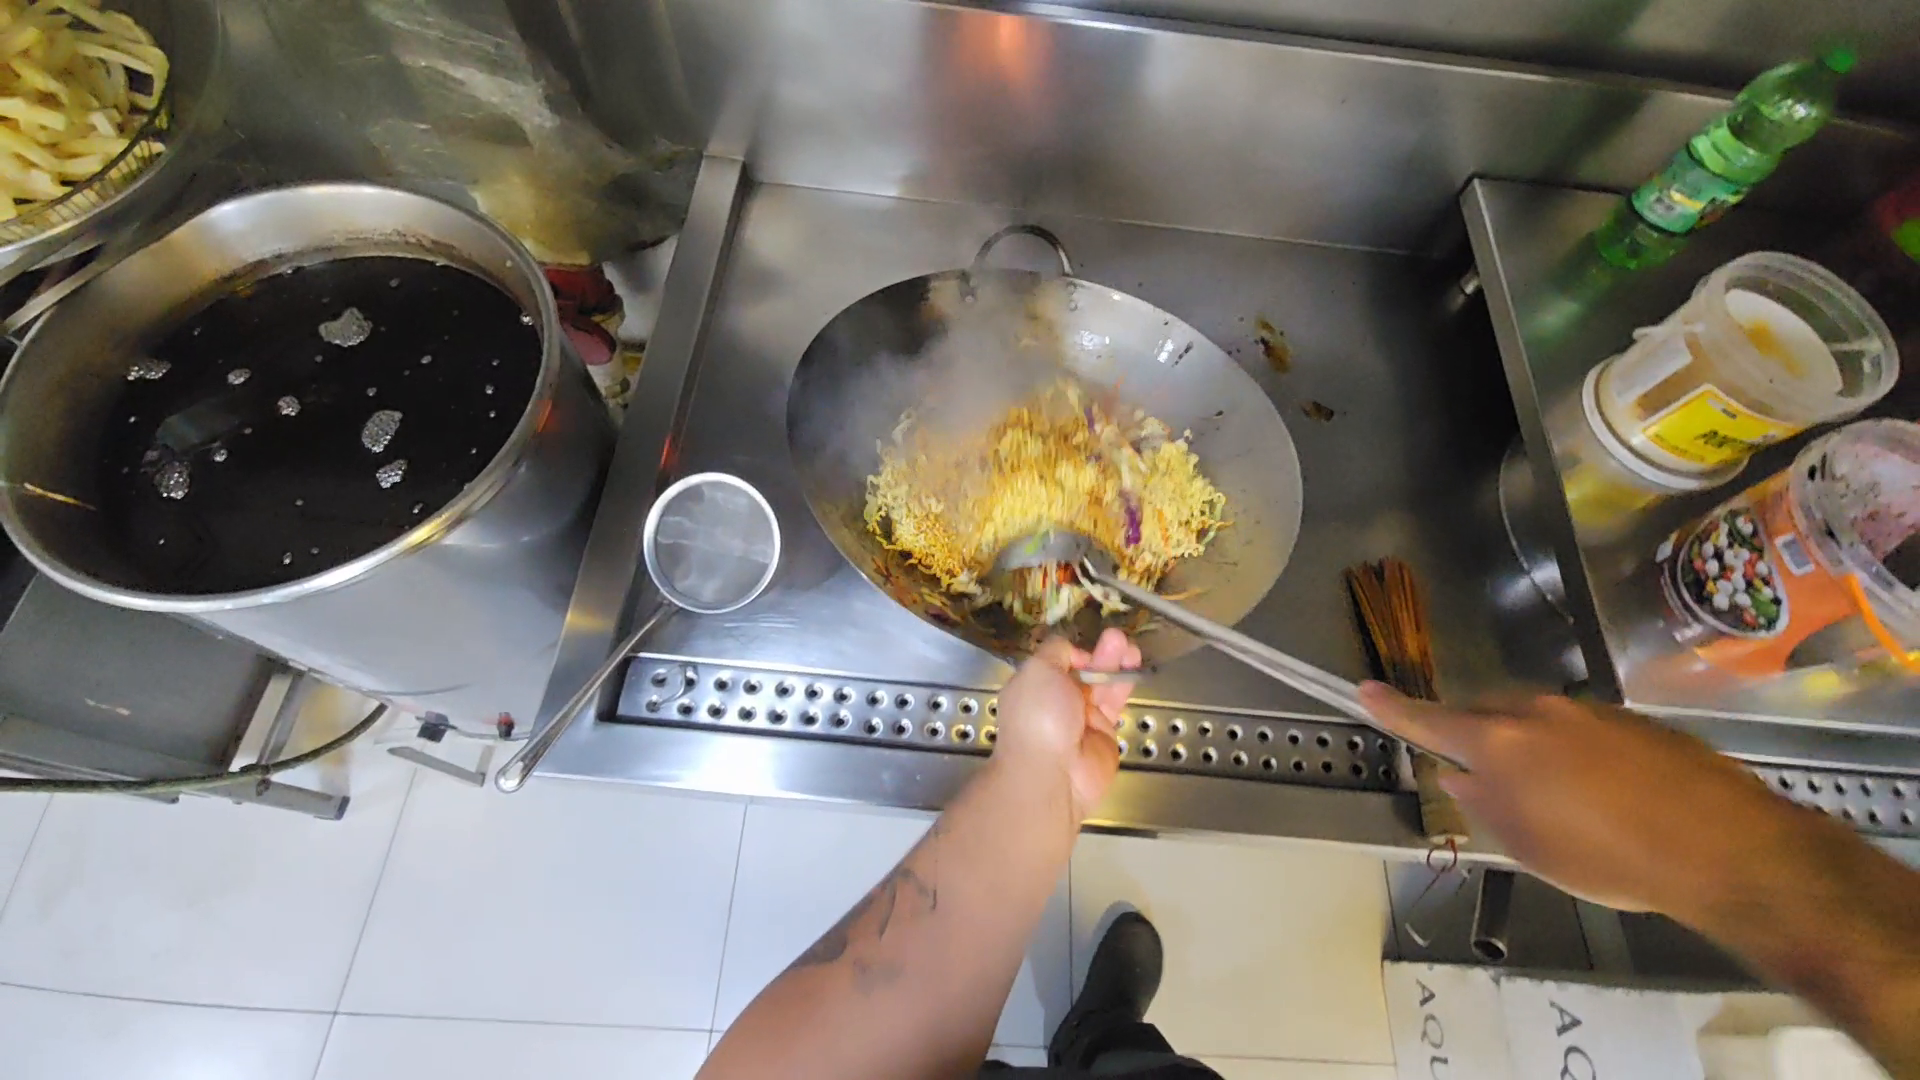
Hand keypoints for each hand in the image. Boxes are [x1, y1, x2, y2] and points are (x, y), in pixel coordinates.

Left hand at [994, 629, 1140, 819]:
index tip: (1083, 646)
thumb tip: (1075, 653)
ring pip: (1101, 683)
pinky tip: (1134, 665)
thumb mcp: (1037, 670)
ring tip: (1129, 646)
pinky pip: (1115, 702)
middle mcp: (1055, 701)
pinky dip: (1125, 683)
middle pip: (1082, 670)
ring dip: (1115, 663)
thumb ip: (1057, 652)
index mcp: (1032, 686)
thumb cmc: (1037, 717)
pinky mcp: (1105, 731)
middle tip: (1117, 638)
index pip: (1055, 662)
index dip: (1072, 651)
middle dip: (1099, 653)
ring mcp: (1080, 717)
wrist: (1053, 774)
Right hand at [1359, 684, 1832, 920]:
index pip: (1428, 720)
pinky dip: (1576, 751)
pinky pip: (1583, 729)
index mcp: (1498, 743)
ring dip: (1530, 745)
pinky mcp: (1635, 721)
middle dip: (1476, 736)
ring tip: (1559, 796)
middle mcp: (1536, 713)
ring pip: (1536, 720)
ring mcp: (1589, 711)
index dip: (1392, 708)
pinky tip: (1608, 792)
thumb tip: (1460, 776)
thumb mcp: (1527, 845)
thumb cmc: (1609, 857)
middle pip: (1484, 714)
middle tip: (1485, 776)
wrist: (1733, 851)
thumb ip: (1482, 803)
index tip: (1363, 690)